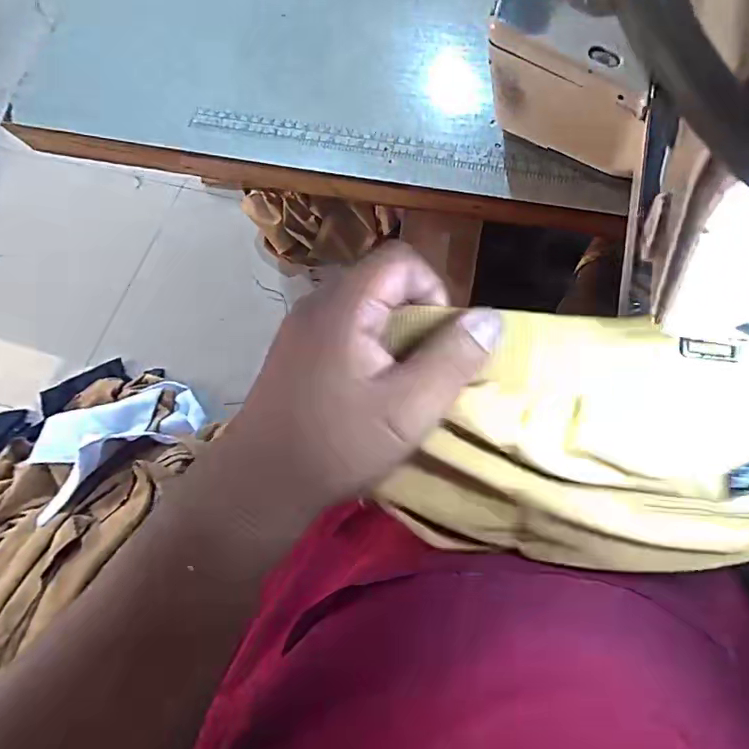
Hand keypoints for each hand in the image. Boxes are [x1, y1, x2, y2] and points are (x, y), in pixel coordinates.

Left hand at [185, 242, 500, 542]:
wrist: (256, 489)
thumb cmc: (338, 447)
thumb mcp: (411, 408)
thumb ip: (455, 358)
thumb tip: (492, 317)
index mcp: (345, 308)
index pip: (402, 259)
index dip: (434, 288)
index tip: (440, 338)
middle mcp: (318, 305)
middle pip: (386, 282)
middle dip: (420, 318)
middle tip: (427, 368)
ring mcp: (303, 329)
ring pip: (369, 308)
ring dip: (399, 337)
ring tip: (404, 384)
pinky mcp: (298, 353)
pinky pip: (349, 330)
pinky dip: (375, 350)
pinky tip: (373, 394)